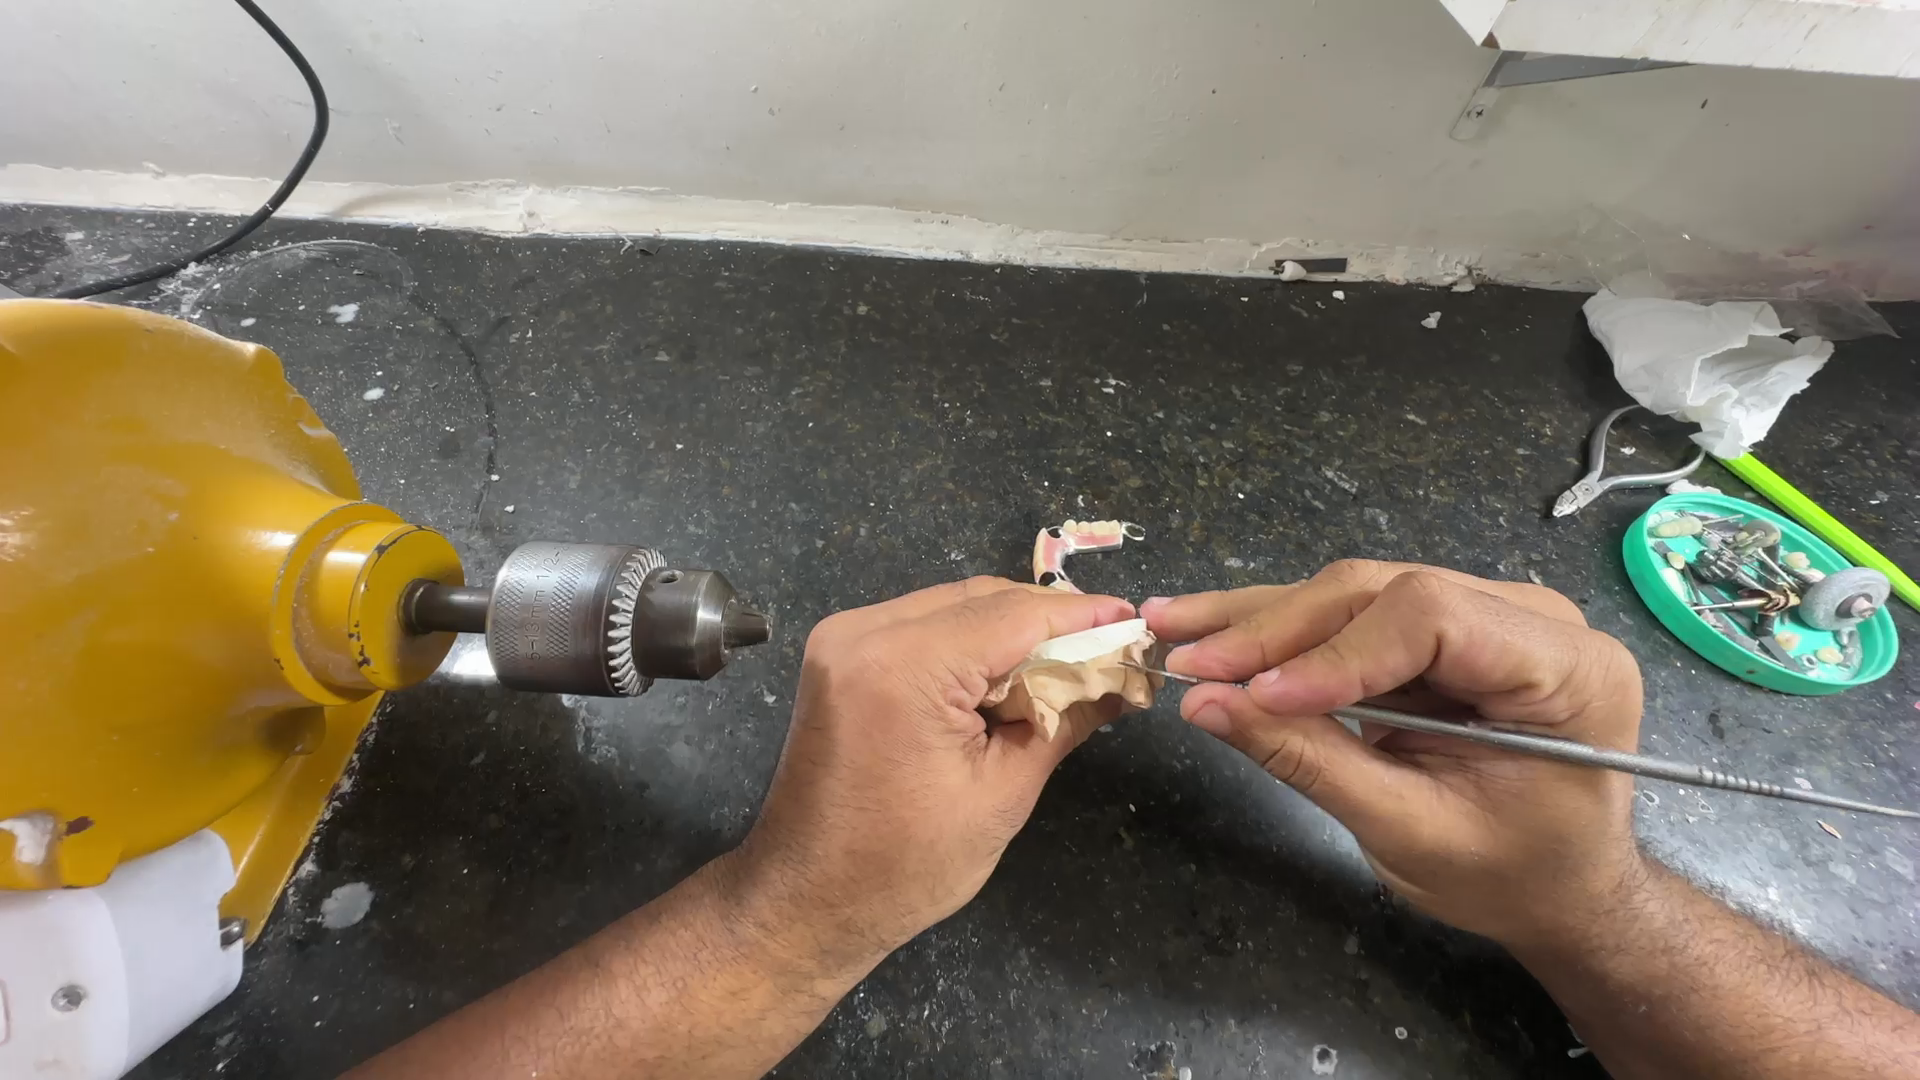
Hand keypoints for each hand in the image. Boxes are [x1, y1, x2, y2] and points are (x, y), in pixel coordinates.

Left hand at [725, 578, 1135, 967]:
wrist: (804, 897)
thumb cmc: (905, 866)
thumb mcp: (1002, 794)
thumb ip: (1063, 720)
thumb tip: (1121, 681)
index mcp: (902, 666)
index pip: (1012, 615)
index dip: (1079, 614)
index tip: (1131, 620)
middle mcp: (864, 630)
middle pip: (980, 598)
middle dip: (1046, 620)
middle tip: (1105, 643)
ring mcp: (843, 635)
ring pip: (951, 604)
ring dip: (1008, 628)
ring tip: (1063, 659)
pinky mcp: (839, 649)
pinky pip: (921, 622)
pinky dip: (967, 639)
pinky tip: (1002, 668)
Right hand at [1142, 560, 1643, 948]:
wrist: (1552, 883)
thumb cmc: (1508, 874)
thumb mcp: (1410, 830)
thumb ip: (1308, 760)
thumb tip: (1202, 703)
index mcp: (1563, 669)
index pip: (1429, 618)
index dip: (1334, 652)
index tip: (1259, 697)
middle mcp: (1518, 616)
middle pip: (1370, 591)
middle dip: (1271, 630)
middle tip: (1184, 659)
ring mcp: (1467, 611)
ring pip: (1338, 592)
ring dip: (1249, 617)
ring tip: (1168, 623)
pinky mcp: (1418, 626)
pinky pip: (1333, 615)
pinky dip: (1264, 627)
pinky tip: (1203, 625)